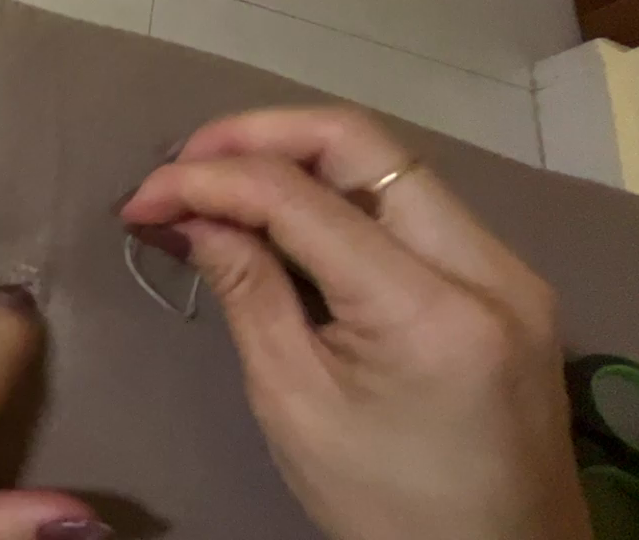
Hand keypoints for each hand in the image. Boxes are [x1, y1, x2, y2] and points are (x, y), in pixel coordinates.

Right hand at [120, 107, 591, 539]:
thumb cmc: (385, 505)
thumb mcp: (291, 397)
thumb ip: (243, 285)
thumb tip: (185, 214)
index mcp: (431, 311)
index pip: (295, 196)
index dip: (203, 181)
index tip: (140, 202)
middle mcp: (484, 266)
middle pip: (354, 140)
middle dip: (249, 136)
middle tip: (180, 166)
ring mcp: (498, 265)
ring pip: (375, 157)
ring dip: (281, 154)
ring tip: (210, 183)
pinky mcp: (490, 274)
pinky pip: (391, 195)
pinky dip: (317, 185)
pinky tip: (267, 209)